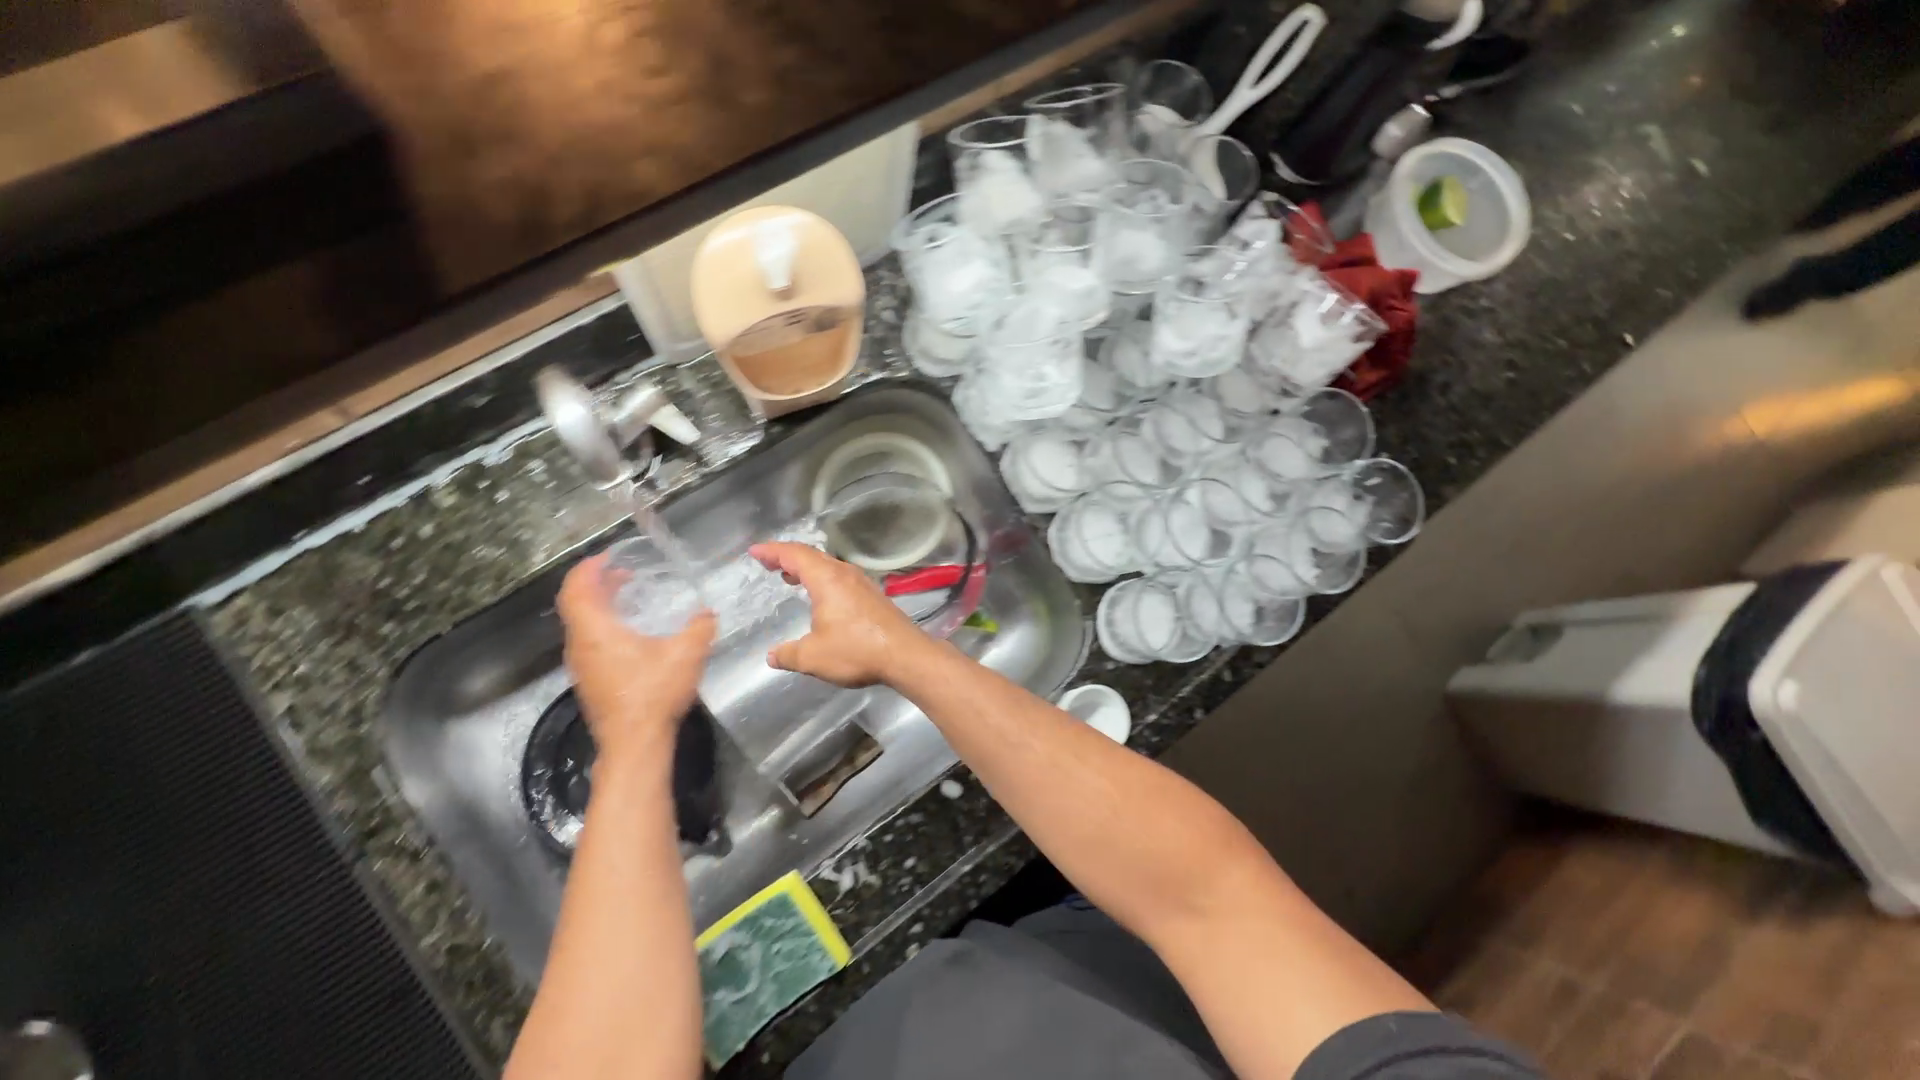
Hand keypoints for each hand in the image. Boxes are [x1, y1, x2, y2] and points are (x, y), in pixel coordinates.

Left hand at [556, 553, 714, 767]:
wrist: (634, 743)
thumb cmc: (653, 693)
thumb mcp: (687, 654)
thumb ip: (699, 628)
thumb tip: (707, 613)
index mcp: (595, 630)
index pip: (576, 588)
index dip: (588, 568)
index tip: (608, 557)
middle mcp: (580, 645)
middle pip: (576, 604)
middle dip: (597, 584)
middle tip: (623, 574)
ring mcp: (581, 666)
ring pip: (582, 625)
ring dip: (600, 607)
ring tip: (627, 600)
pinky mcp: (590, 682)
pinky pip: (589, 643)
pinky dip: (604, 628)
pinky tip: (630, 635)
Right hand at [749, 542, 929, 687]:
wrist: (905, 655)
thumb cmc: (857, 650)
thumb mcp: (813, 656)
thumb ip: (789, 654)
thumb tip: (772, 656)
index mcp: (827, 579)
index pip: (794, 555)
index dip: (772, 551)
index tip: (755, 552)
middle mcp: (844, 574)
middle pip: (812, 556)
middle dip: (787, 557)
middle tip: (768, 563)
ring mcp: (862, 583)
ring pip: (828, 566)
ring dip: (807, 568)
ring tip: (789, 577)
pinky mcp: (873, 595)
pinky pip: (840, 577)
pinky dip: (822, 579)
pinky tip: (820, 596)